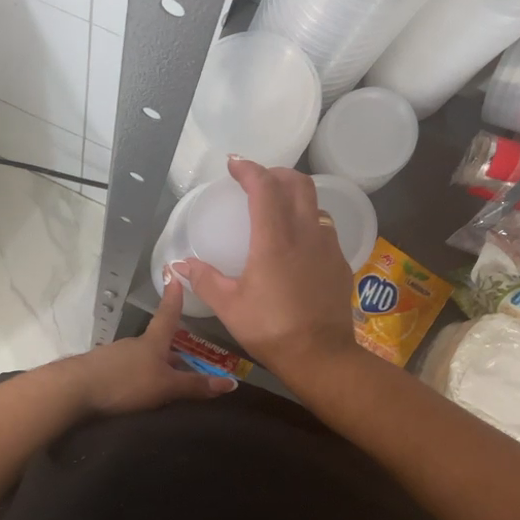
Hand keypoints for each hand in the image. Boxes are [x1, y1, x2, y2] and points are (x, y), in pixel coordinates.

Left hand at [57, 276, 237, 415]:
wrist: (75, 390)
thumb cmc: (125, 382)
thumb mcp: (165, 386)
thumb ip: (195, 385)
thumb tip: (231, 383)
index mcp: (152, 342)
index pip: (168, 315)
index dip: (174, 298)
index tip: (174, 276)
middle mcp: (133, 345)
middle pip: (157, 343)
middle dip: (173, 350)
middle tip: (190, 360)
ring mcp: (113, 357)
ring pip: (141, 359)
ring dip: (155, 367)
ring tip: (167, 383)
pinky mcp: (99, 372)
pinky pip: (125, 372)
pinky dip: (136, 379)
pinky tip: (137, 393)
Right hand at [172, 157, 360, 369]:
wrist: (319, 355)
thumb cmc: (269, 329)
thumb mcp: (228, 306)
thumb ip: (204, 280)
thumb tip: (179, 265)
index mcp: (274, 239)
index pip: (264, 188)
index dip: (249, 170)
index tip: (234, 164)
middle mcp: (305, 233)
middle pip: (298, 184)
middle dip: (276, 174)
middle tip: (257, 180)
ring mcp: (328, 247)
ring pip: (315, 205)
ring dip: (295, 197)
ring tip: (278, 208)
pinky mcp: (340, 264)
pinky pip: (325, 230)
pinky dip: (308, 223)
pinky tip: (297, 243)